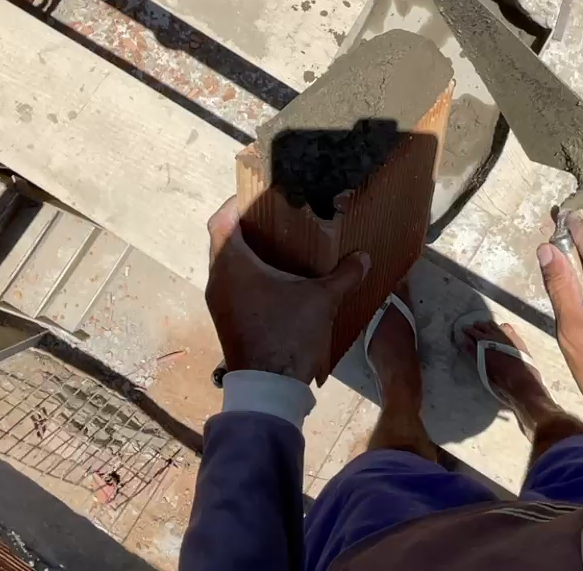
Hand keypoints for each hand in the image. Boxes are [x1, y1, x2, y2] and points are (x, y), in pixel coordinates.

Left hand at [205, 196, 368, 382]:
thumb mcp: (322, 300)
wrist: (269, 389)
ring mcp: (218, 303)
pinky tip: (275, 278)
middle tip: (273, 215)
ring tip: (277, 244)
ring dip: (246, 252)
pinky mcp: (225, 319)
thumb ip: (344, 275)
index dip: (235, 203)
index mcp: (233, 265)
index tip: (255, 194)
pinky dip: (247, 274)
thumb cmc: (289, 334)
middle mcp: (218, 280)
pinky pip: (230, 284)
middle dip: (246, 226)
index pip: (221, 220)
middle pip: (223, 240)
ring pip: (226, 264)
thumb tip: (363, 257)